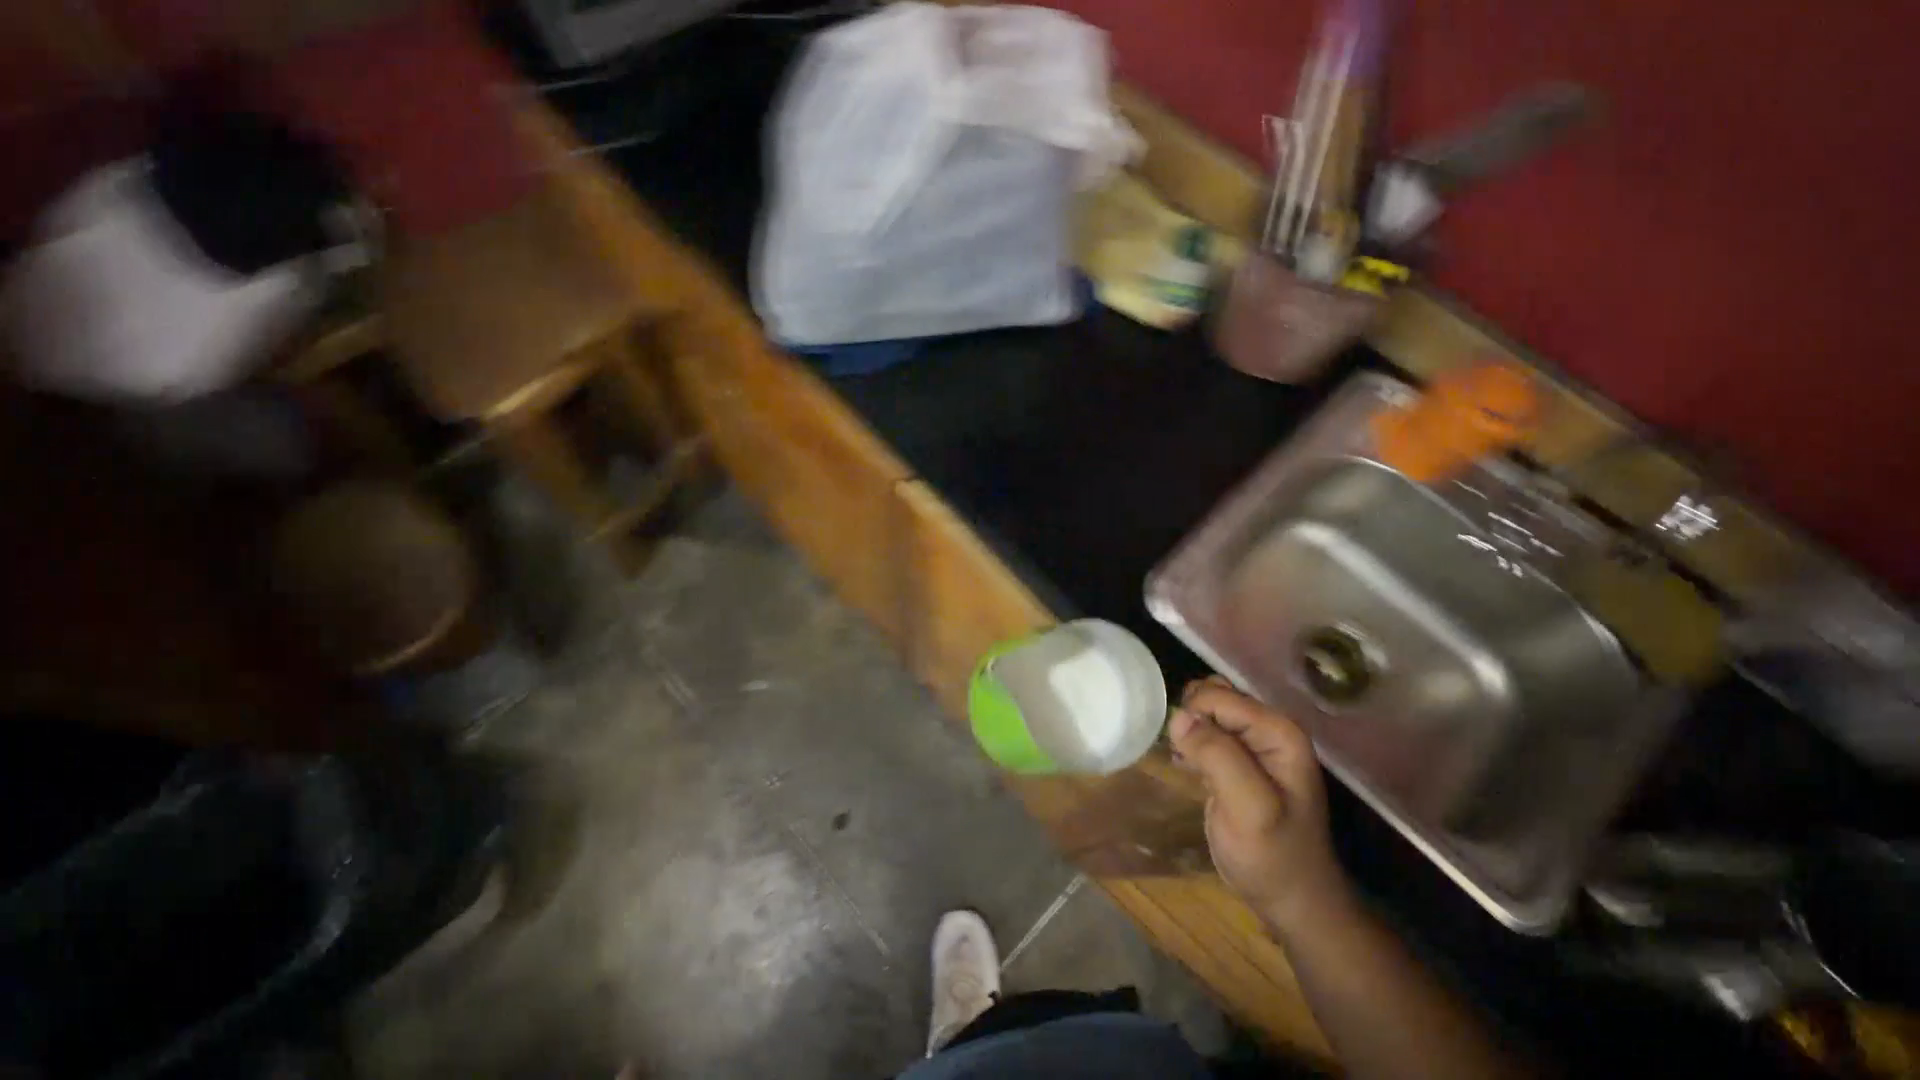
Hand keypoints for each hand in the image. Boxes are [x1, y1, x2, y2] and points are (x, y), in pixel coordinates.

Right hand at [1169, 678, 1352, 936]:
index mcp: (1278, 731)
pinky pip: (1206, 735)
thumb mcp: (1248, 808)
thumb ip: (1217, 757)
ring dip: (1188, 733)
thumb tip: (1180, 717)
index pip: (1218, 697)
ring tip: (1187, 765)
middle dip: (1191, 721)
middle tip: (1187, 761)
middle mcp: (1268, 729)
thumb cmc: (1273, 856)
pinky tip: (1188, 769)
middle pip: (1212, 699)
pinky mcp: (1237, 763)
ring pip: (1206, 715)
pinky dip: (1191, 746)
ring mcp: (1253, 746)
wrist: (1291, 900)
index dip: (1195, 719)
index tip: (1186, 755)